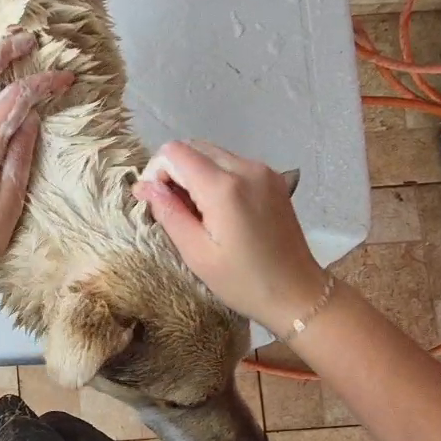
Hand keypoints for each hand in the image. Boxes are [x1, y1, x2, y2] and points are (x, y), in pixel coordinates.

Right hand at [132, 140, 327, 331]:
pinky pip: (231, 164)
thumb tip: (142, 186)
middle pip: (193, 147)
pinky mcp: (273, 178)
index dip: (156, 172)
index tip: (155, 202)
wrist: (298, 293)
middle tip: (172, 209)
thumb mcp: (197, 254)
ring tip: (195, 213)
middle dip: (173, 172)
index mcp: (224, 187)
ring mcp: (263, 170)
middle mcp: (246, 168)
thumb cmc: (243, 282)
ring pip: (212, 153)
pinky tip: (217, 210)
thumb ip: (169, 213)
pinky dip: (214, 178)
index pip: (175, 153)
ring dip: (193, 174)